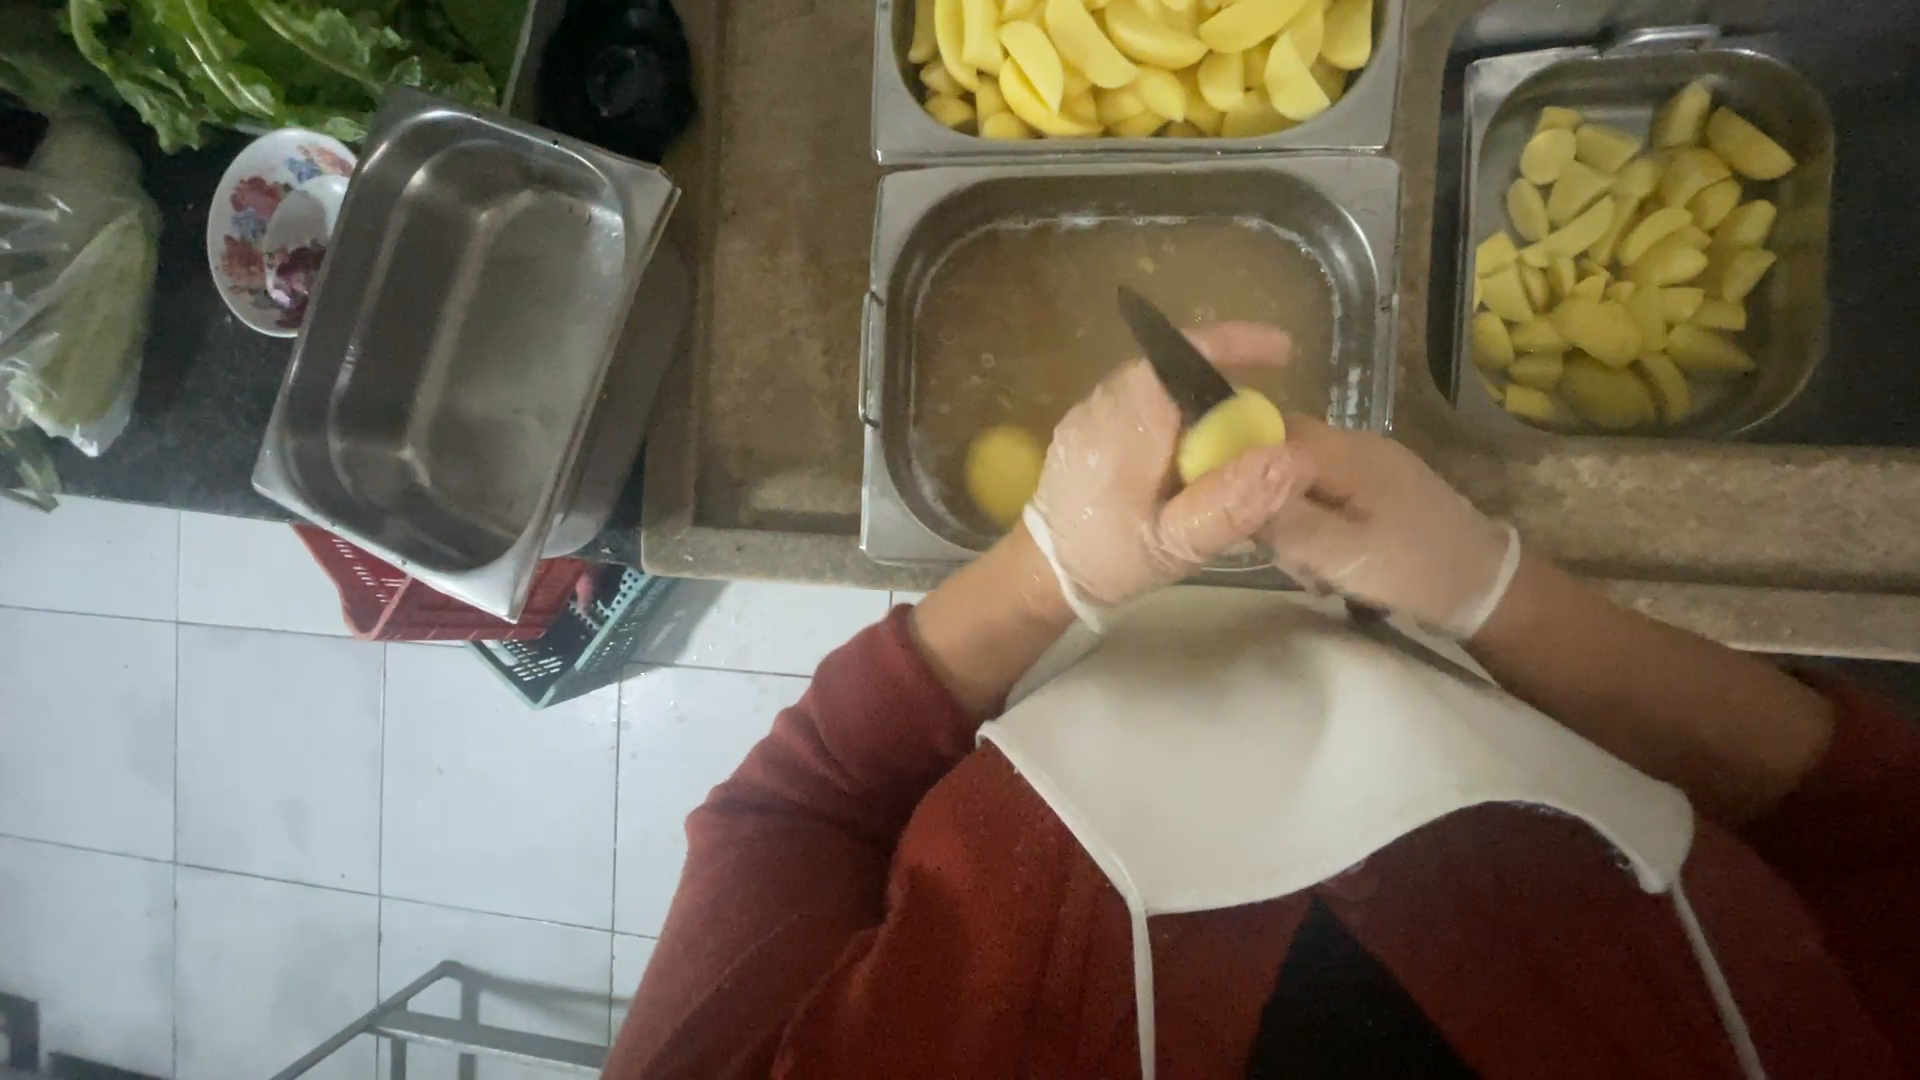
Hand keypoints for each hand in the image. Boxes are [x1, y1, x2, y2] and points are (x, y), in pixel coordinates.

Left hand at [1026, 322, 1309, 621]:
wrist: (1040, 574)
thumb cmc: (1106, 561)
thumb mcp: (1174, 545)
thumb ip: (1229, 504)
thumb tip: (1290, 459)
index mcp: (1122, 428)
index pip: (1175, 356)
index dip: (1230, 343)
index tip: (1280, 352)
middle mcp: (1099, 408)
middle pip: (1167, 367)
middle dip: (1220, 374)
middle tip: (1260, 409)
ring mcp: (1086, 415)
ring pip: (1151, 383)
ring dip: (1195, 395)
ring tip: (1230, 430)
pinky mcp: (1083, 430)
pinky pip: (1135, 401)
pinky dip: (1170, 411)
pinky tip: (1186, 450)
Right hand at [1258, 417, 1519, 639]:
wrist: (1486, 587)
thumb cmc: (1412, 569)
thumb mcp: (1339, 553)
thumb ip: (1283, 520)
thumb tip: (1232, 493)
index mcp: (1347, 452)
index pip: (1269, 432)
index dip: (1237, 462)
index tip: (1225, 504)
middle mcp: (1355, 445)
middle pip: (1280, 454)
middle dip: (1263, 497)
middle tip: (1270, 544)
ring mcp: (1368, 464)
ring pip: (1298, 476)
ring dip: (1288, 516)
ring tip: (1303, 562)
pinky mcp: (1375, 486)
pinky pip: (1322, 491)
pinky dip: (1311, 521)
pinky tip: (1322, 556)